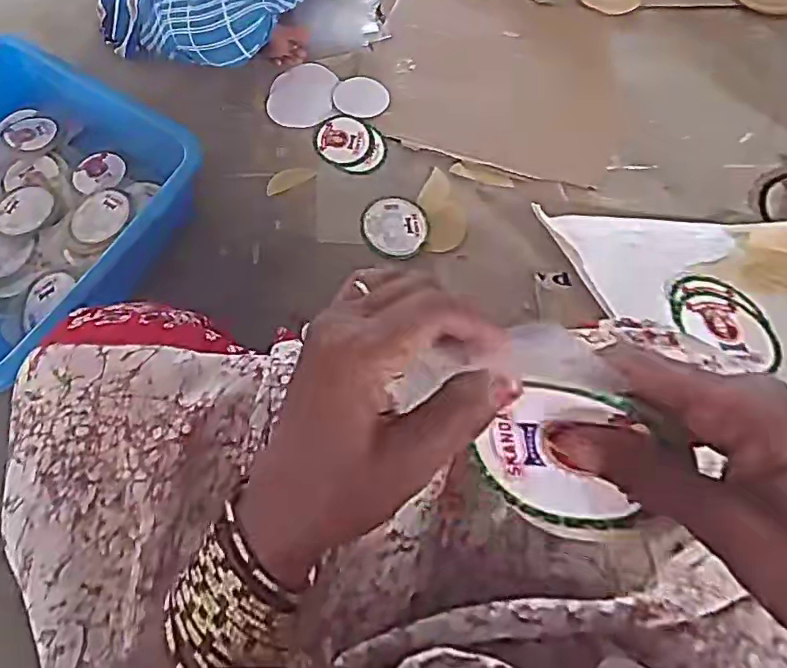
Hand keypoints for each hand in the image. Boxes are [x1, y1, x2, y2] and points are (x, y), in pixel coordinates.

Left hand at [235, 269, 514, 586]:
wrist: (282, 504)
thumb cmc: (342, 490)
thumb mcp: (410, 462)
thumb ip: (459, 412)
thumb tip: (503, 377)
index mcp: (361, 353)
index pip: (432, 310)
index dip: (475, 323)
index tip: (503, 350)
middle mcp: (341, 324)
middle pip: (414, 289)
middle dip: (458, 313)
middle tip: (486, 352)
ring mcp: (327, 322)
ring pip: (392, 282)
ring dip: (431, 301)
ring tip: (458, 342)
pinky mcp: (322, 330)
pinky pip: (368, 289)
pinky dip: (401, 297)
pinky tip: (417, 327)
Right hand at [547, 343, 786, 667]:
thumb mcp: (728, 527)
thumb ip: (646, 474)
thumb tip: (567, 435)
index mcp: (747, 401)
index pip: (645, 366)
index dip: (588, 369)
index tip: (537, 377)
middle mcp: (750, 394)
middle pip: (654, 380)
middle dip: (598, 396)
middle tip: (544, 412)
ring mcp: (755, 418)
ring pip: (667, 404)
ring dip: (620, 420)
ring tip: (568, 433)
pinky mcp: (756, 445)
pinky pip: (688, 428)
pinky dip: (651, 441)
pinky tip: (621, 458)